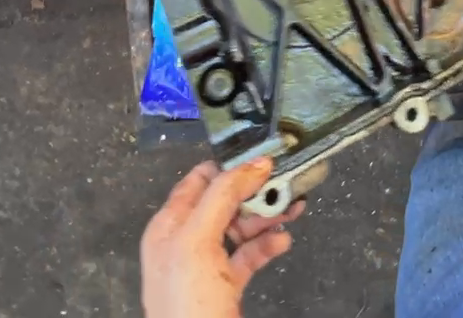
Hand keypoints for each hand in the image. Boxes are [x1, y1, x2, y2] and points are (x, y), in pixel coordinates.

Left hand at [141, 159, 304, 317]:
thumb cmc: (188, 302)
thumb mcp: (198, 241)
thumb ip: (224, 195)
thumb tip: (258, 162)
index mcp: (170, 224)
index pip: (201, 179)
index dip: (232, 167)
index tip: (264, 160)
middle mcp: (186, 240)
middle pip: (227, 200)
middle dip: (257, 192)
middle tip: (285, 187)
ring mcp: (206, 263)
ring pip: (242, 225)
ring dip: (268, 215)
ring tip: (293, 211)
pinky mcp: (226, 284)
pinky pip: (251, 253)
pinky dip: (268, 243)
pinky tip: (283, 241)